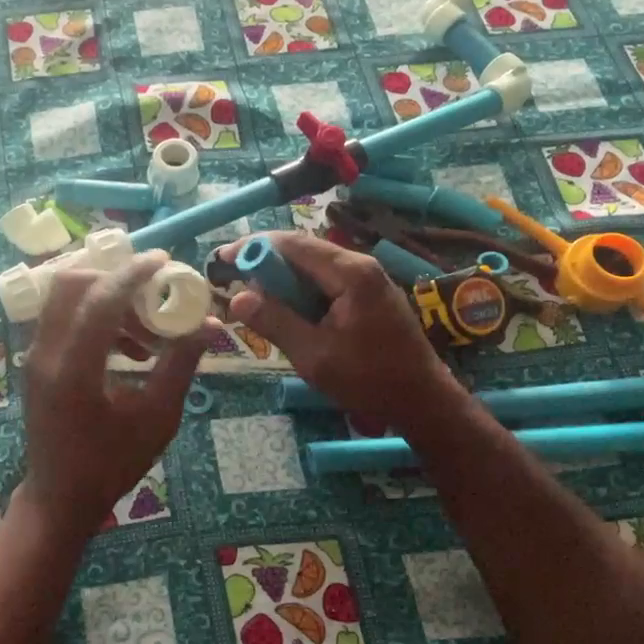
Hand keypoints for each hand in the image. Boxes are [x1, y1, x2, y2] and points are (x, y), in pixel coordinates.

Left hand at [19, 251, 206, 533]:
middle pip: (70, 284)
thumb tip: (209, 325)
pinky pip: (62, 319)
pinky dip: (94, 317)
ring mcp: (35, 357)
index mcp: (73, 370)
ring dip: (106, 298)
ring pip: (63, 298)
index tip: (163, 261)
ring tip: (149, 330)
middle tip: (153, 292)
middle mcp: (45, 354)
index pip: (99, 300)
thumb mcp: (156, 418)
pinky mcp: (37, 363)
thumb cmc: (111, 465)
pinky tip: (131, 348)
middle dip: (114, 277)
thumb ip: (179, 365)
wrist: (60, 497)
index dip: (133, 274)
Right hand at [221, 231, 451, 422]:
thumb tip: (237, 298)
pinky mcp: (368, 296)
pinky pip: (325, 283)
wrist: (422, 399)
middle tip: (231, 283)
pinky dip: (300, 293)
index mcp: (350, 273)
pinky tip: (285, 313)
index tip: (221, 259)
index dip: (253, 248)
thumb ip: (275, 322)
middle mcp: (360, 266)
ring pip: (312, 267)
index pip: (292, 244)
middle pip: (302, 251)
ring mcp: (367, 279)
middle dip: (264, 265)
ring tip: (253, 302)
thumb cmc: (369, 379)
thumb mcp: (313, 355)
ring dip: (281, 281)